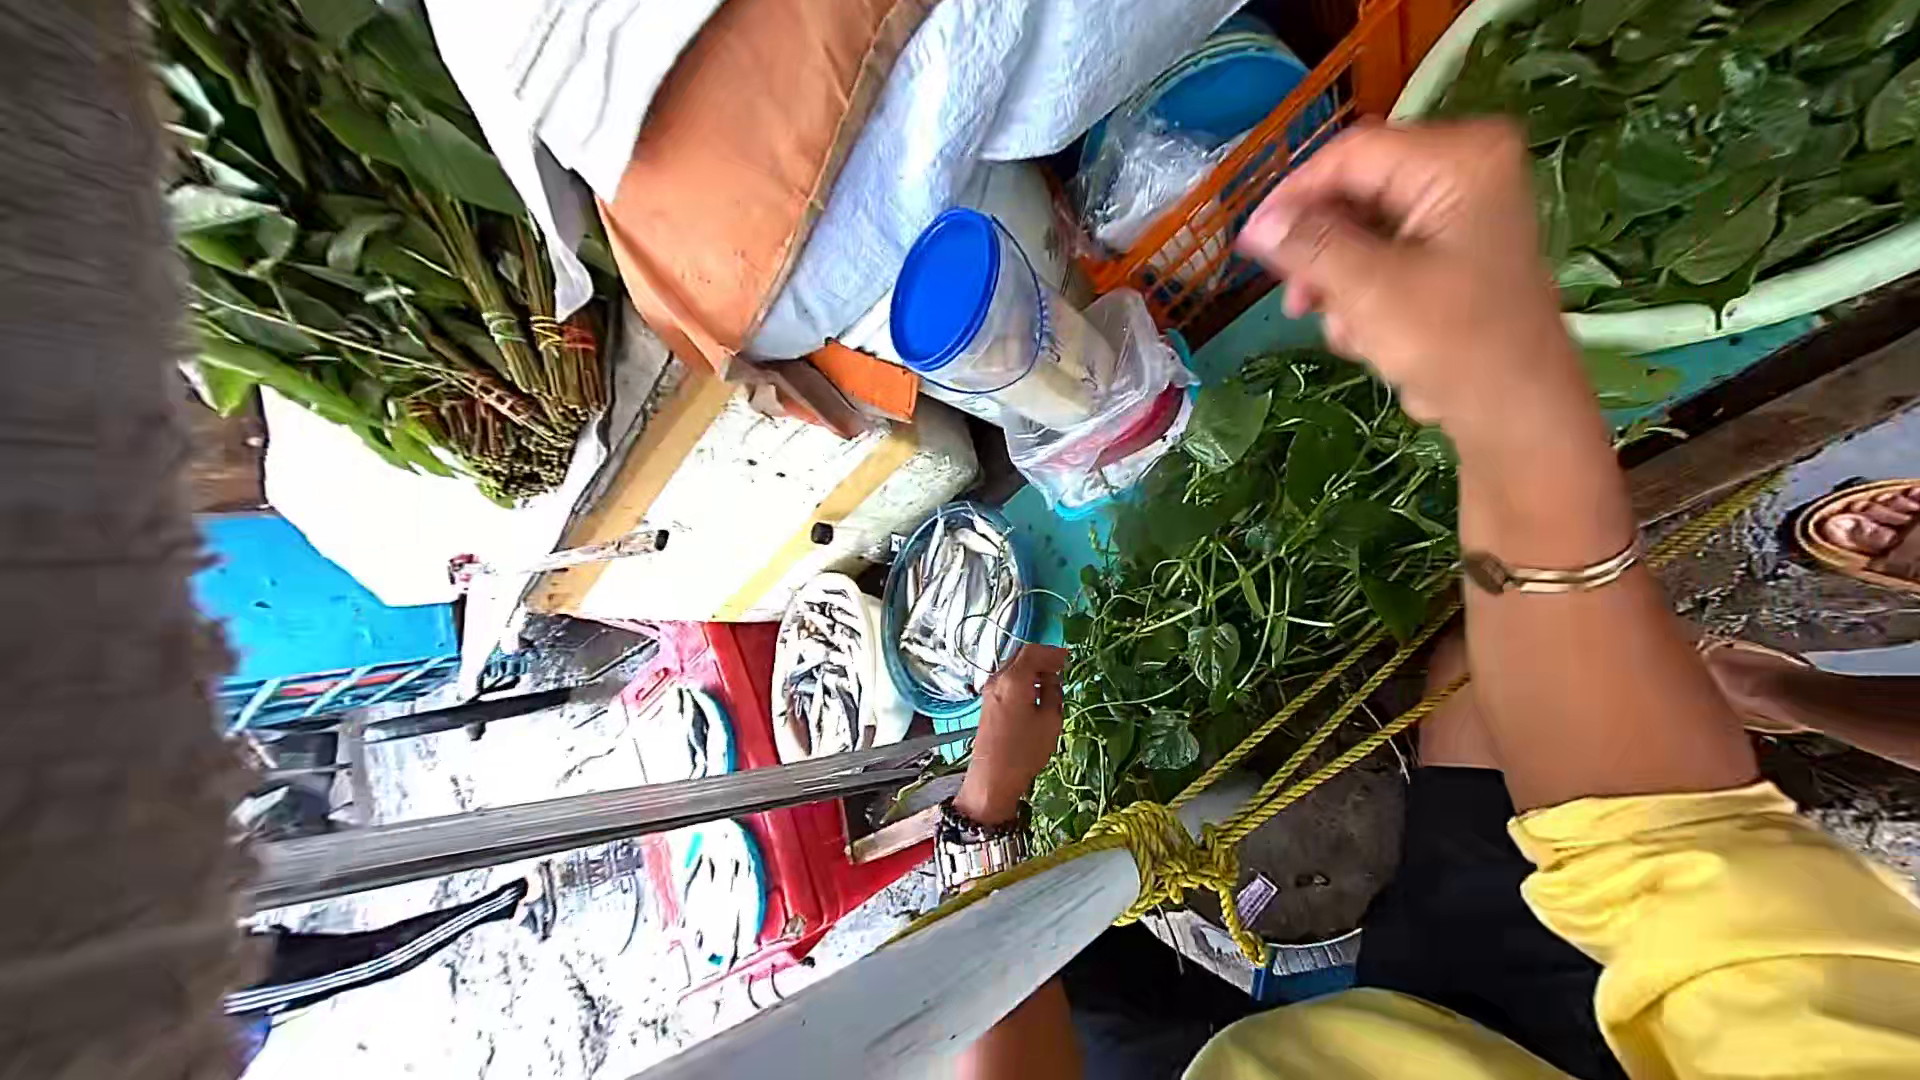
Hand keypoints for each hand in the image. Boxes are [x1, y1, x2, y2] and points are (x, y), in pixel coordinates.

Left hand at [955, 644, 1066, 825]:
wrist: (991, 778)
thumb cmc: (1024, 750)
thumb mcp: (1049, 721)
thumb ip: (1052, 693)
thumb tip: (1051, 680)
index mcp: (1013, 679)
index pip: (1032, 651)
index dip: (1052, 652)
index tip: (1068, 658)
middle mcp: (998, 679)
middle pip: (1020, 656)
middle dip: (1042, 659)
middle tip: (1061, 668)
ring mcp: (990, 691)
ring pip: (1013, 668)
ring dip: (1032, 670)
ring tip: (1051, 682)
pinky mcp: (988, 702)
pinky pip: (1008, 681)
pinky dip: (1022, 680)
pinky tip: (1035, 693)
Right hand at [1233, 119, 1590, 439]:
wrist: (1506, 401)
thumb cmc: (1449, 339)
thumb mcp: (1368, 289)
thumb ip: (1308, 248)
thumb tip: (1255, 226)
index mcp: (1458, 159)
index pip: (1351, 154)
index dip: (1291, 196)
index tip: (1249, 241)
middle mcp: (1459, 171)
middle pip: (1351, 194)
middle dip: (1315, 251)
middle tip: (1294, 300)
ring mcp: (1451, 213)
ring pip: (1355, 232)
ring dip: (1333, 282)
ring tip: (1338, 326)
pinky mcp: (1441, 250)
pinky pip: (1374, 257)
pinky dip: (1355, 294)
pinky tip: (1362, 331)